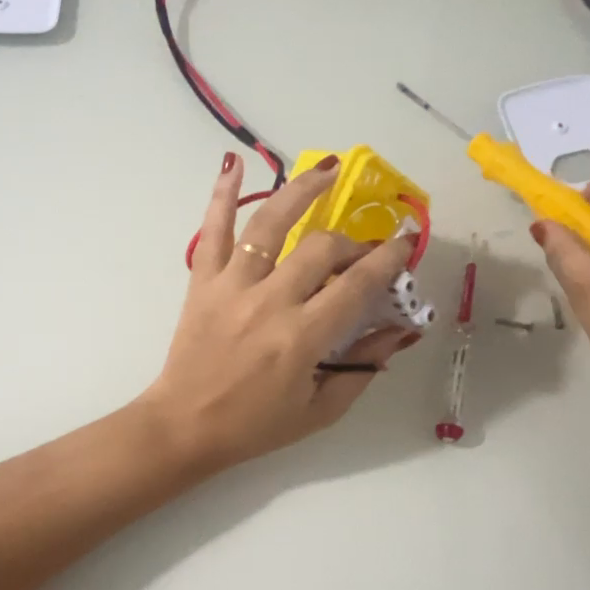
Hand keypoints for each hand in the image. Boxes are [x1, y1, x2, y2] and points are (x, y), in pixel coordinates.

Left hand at [138, 153, 422, 471]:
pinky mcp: (201, 282)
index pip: (356, 285)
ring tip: (327, 168)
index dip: (387, 259)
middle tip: (361, 253)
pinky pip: (213, 230)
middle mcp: (269, 302)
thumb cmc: (253, 425)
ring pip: (270, 224)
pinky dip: (221, 195)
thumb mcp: (319, 411)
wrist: (185, 425)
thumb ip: (361, 369)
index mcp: (302, 337)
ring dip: (302, 190)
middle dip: (352, 243)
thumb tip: (397, 331)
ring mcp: (231, 286)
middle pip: (321, 249)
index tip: (405, 241)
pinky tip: (233, 163)